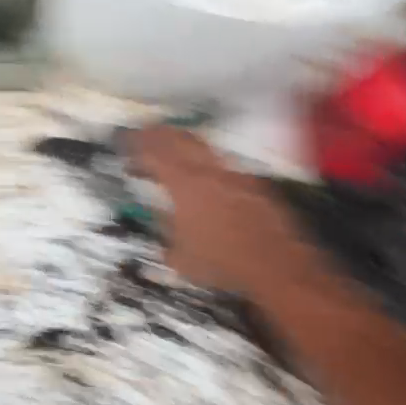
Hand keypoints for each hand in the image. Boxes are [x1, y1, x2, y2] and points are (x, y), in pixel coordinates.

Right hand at [129, 127, 326, 297]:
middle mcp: (207, 171)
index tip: (123, 142)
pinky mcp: (257, 185)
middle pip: (177, 136)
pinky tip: (208, 175)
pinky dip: (210, 162)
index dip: (134, 144)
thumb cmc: (224, 265)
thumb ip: (163, 226)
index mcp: (182, 182)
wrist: (282, 272)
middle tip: (144, 133)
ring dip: (184, 142)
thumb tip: (156, 215)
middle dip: (157, 132)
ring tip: (173, 146)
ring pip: (203, 145)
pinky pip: (226, 163)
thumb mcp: (178, 253)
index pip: (150, 151)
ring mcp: (235, 175)